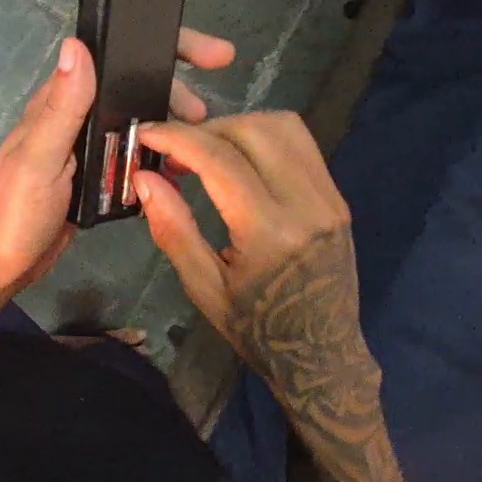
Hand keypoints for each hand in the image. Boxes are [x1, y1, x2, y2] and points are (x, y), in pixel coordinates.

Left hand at [0, 28, 236, 290]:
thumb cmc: (18, 211)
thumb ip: (61, 107)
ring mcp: (87, 148)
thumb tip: (76, 45)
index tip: (206, 53)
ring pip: (137, 124)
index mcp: (58, 104)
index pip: (109, 57)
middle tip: (206, 113)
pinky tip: (180, 172)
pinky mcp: (96, 176)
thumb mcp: (40, 157)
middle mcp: (75, 118)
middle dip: (174, 92)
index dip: (155, 46)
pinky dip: (159, 159)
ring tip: (199, 146)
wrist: (7, 265)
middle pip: (131, 89)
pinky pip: (134, 158)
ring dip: (170, 130)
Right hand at [131, 112, 367, 379]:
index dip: (178, 138)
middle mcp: (307, 206)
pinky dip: (263, 138)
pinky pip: (300, 144)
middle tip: (175, 153)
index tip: (148, 133)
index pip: (221, 161)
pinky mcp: (337, 197)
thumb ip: (173, 229)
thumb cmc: (255, 330)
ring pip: (282, 127)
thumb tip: (143, 178)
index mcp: (270, 234)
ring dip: (236, 127)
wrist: (322, 355)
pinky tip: (238, 160)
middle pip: (253, 131)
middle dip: (204, 130)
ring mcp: (329, 198)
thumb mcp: (203, 288)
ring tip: (206, 152)